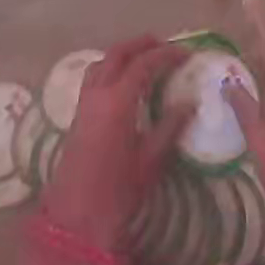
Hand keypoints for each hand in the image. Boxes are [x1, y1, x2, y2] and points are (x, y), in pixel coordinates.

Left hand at [40, 36, 187, 248]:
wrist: (75, 219)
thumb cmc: (117, 192)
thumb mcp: (150, 161)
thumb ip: (170, 127)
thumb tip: (189, 102)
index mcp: (117, 102)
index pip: (143, 64)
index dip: (166, 55)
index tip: (186, 53)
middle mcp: (97, 94)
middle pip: (117, 54)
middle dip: (141, 44)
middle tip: (164, 44)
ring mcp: (84, 103)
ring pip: (102, 62)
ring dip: (123, 53)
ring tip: (144, 56)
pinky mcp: (77, 114)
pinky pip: (94, 77)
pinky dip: (110, 68)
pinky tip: (123, 81)